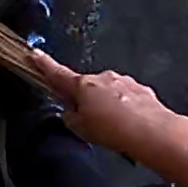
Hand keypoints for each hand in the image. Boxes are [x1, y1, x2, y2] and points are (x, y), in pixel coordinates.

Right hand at [33, 51, 187, 168]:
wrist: (153, 132)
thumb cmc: (114, 130)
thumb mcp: (79, 128)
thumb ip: (70, 116)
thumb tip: (71, 112)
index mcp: (82, 85)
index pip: (56, 73)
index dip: (43, 64)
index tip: (34, 54)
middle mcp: (103, 78)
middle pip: (85, 86)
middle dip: (84, 99)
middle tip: (87, 120)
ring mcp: (124, 82)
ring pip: (106, 92)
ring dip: (105, 106)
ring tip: (110, 128)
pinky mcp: (142, 90)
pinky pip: (125, 98)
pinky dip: (123, 109)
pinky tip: (126, 125)